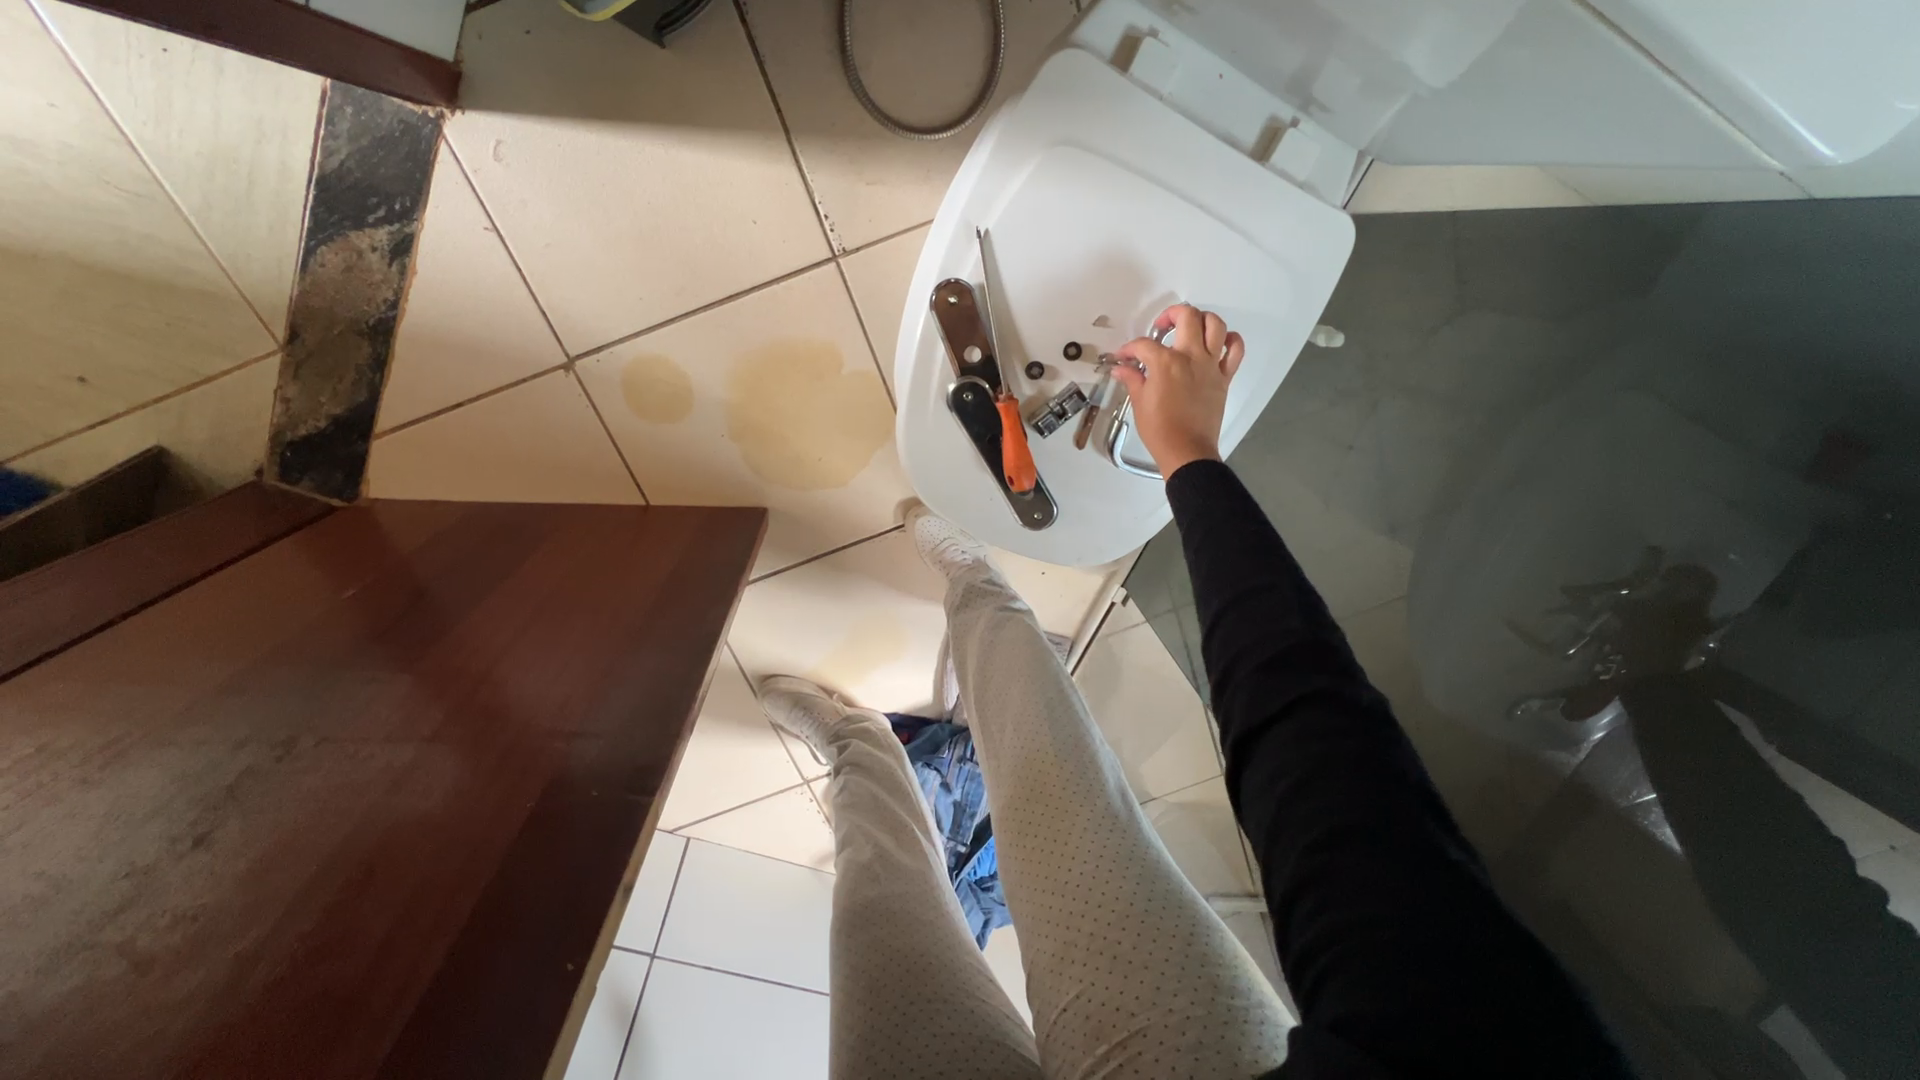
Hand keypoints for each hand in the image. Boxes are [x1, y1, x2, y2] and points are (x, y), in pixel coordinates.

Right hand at [1111, 304, 1244, 477]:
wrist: (1187, 450)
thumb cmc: (1160, 430)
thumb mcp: (1139, 403)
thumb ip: (1132, 379)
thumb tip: (1121, 369)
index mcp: (1165, 363)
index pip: (1144, 345)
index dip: (1130, 349)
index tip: (1124, 357)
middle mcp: (1190, 357)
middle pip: (1186, 316)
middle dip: (1170, 315)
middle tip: (1161, 328)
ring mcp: (1211, 365)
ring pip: (1215, 324)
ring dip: (1201, 319)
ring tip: (1190, 328)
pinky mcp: (1224, 377)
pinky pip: (1235, 350)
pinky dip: (1230, 340)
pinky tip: (1219, 342)